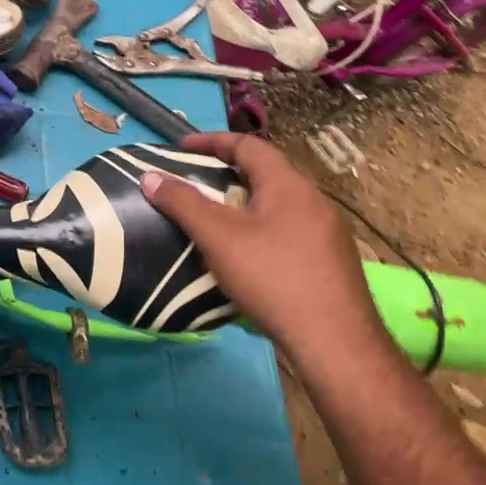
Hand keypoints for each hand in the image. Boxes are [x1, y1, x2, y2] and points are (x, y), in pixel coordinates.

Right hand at [139, 133, 383, 358]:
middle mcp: (314, 202)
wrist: (335, 344)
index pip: (249, 146)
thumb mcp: (217, 236)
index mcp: (289, 187)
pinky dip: (258, 227)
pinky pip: (287, 229)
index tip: (180, 148)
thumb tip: (150, 176)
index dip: (212, 141)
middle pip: (265, 173)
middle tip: (192, 182)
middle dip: (225, 172)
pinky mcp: (330, 262)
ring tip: (211, 217)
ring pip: (277, 204)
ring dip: (242, 202)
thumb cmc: (273, 278)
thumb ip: (182, 202)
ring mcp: (327, 234)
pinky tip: (243, 253)